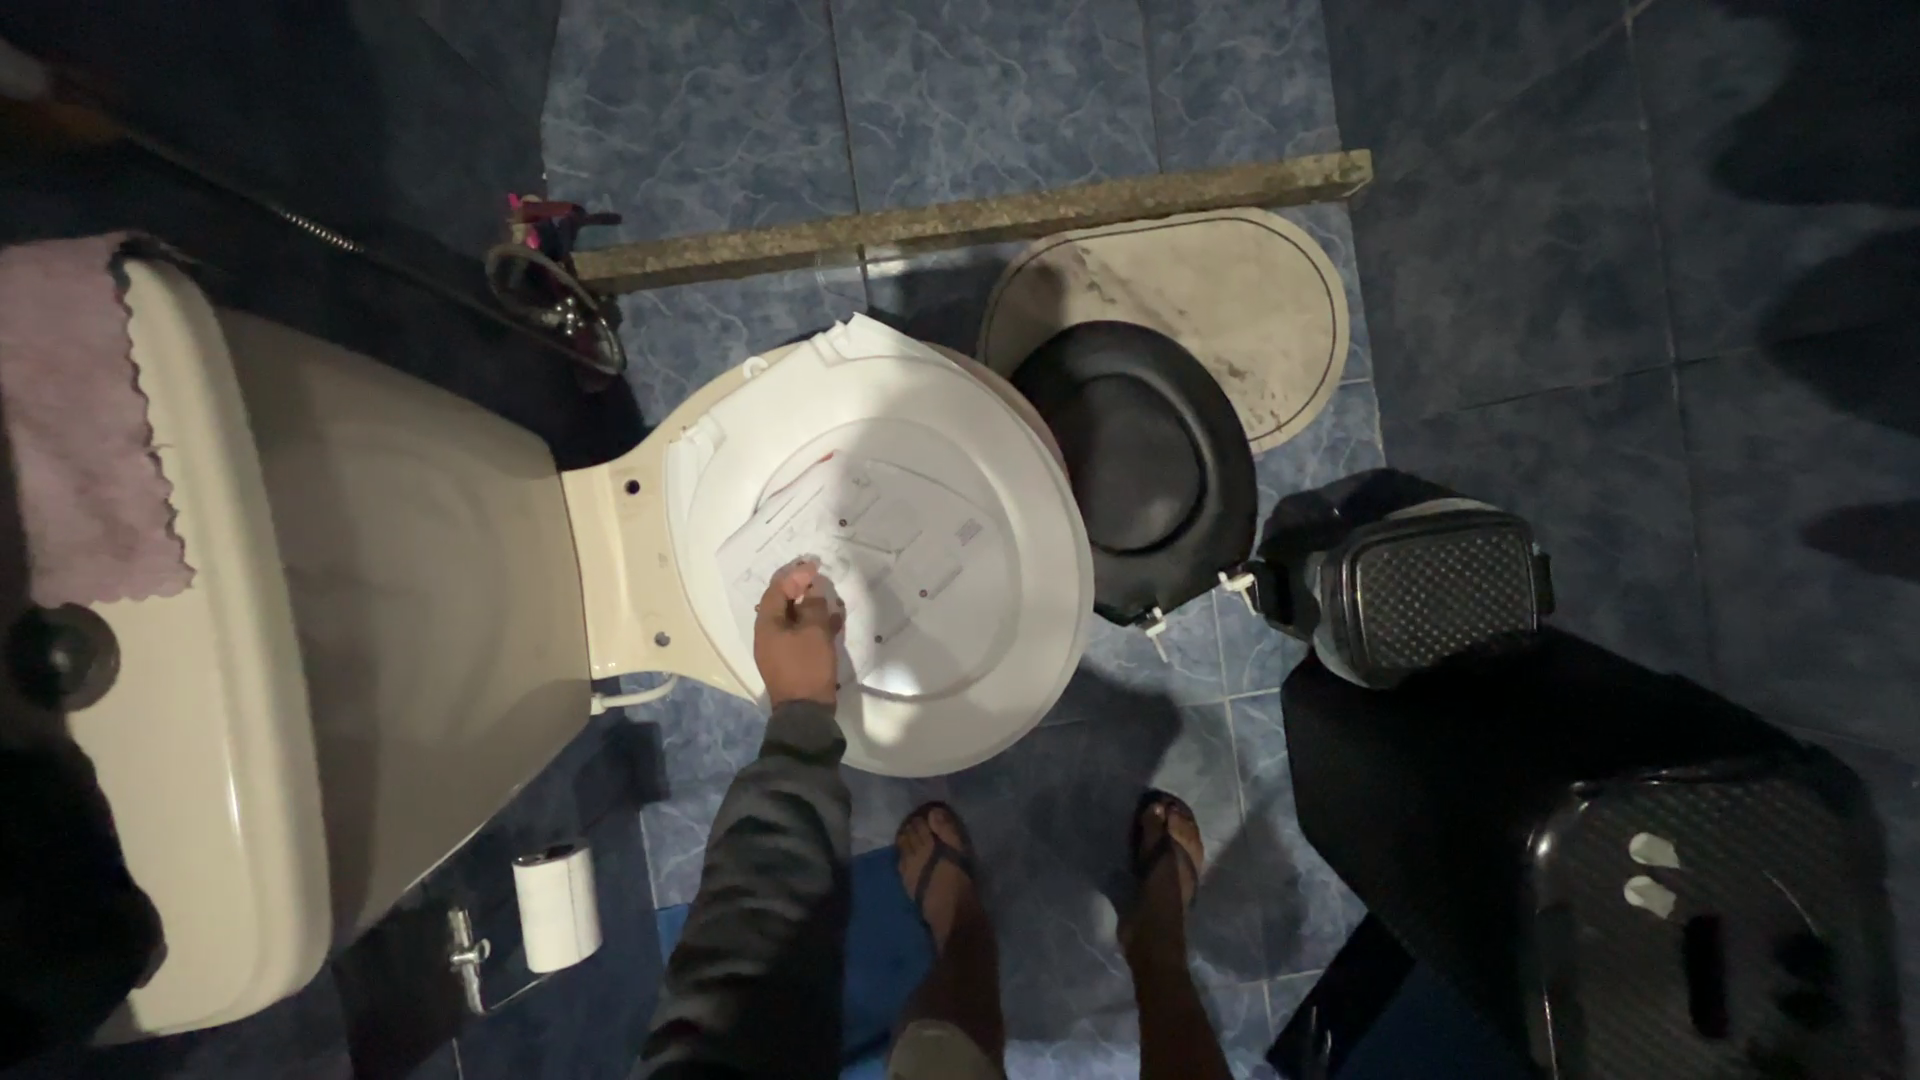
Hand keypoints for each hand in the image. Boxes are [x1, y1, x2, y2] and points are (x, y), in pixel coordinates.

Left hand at [753, 559, 843, 706]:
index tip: (815, 566)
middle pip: (783, 604)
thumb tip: (812, 588)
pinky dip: (814, 626)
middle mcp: (767, 634)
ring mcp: (778, 649)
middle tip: (821, 580)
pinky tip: (834, 622)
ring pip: (794, 619)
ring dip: (811, 608)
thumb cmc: (807, 667)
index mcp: (767, 624)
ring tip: (831, 600)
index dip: (795, 576)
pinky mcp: (791, 661)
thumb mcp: (814, 632)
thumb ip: (814, 606)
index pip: (777, 590)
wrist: (805, 713)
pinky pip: (800, 635)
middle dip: (802, 590)